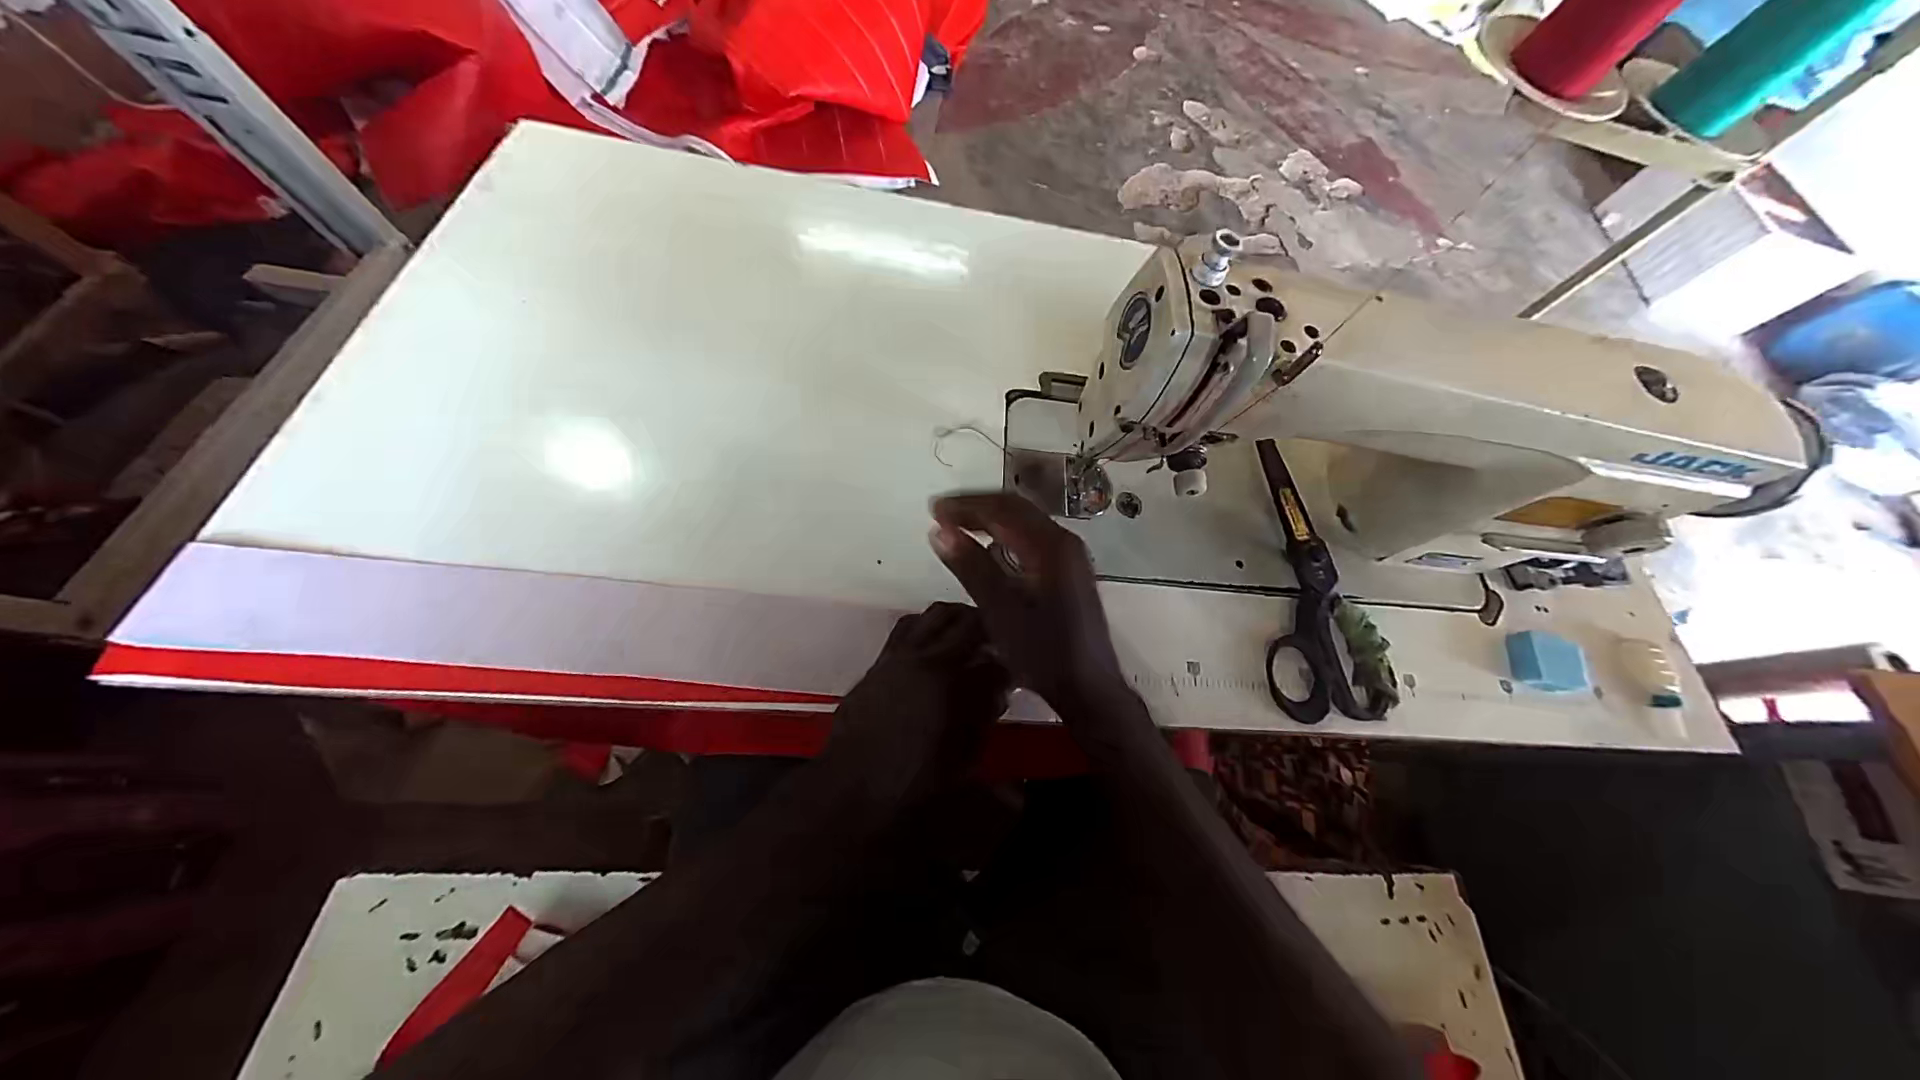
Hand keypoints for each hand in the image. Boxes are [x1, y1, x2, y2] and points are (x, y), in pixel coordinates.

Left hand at [826, 602, 1008, 800]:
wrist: (852, 785)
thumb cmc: (912, 780)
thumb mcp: (961, 758)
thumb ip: (982, 718)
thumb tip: (994, 693)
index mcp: (946, 680)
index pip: (992, 663)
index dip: (1006, 671)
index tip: (1009, 680)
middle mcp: (921, 658)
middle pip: (963, 622)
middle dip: (988, 631)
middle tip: (997, 647)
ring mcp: (896, 656)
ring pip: (932, 616)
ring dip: (955, 621)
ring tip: (966, 637)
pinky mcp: (878, 663)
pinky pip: (906, 630)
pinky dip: (926, 629)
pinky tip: (932, 649)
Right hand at [928, 492, 1127, 712]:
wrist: (1088, 687)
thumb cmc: (1045, 653)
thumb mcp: (1001, 612)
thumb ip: (971, 568)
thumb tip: (940, 532)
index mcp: (1051, 547)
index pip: (1002, 509)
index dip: (965, 506)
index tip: (934, 510)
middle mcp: (1064, 543)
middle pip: (1015, 508)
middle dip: (976, 507)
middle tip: (941, 513)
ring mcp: (1070, 556)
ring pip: (1025, 521)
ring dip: (990, 518)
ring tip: (957, 525)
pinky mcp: (1069, 571)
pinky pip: (1032, 537)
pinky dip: (1005, 534)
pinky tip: (987, 547)